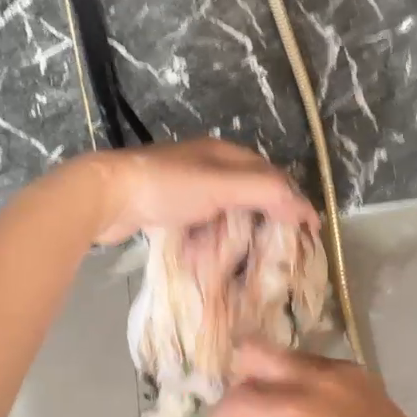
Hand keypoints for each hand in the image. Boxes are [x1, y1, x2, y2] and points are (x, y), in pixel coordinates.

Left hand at [74, 138, 316, 244]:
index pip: (271, 175)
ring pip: (224, 213)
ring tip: (247, 263)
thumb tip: (305, 208)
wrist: (106, 195)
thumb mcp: (222, 185)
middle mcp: (208, 166)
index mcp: (224, 154)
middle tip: (279, 254)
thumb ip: (265, 192)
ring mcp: (186, 187)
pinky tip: (209, 260)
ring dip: (234, 235)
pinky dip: (209, 241)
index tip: (309, 232)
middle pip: (248, 194)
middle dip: (264, 221)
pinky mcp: (167, 208)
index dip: (292, 200)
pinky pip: (200, 227)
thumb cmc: (167, 186)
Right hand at [204, 340, 416, 416]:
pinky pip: (315, 365)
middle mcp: (311, 378)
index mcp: (291, 412)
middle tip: (242, 406)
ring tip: (279, 410)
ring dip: (272, 377)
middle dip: (240, 376)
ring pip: (287, 355)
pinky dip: (302, 381)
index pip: (237, 400)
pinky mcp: (357, 371)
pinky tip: (312, 410)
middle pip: (256, 350)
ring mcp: (337, 369)